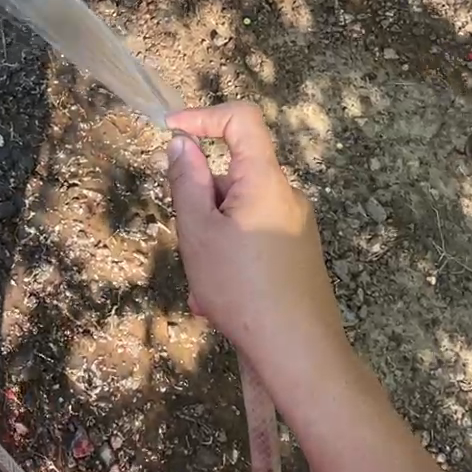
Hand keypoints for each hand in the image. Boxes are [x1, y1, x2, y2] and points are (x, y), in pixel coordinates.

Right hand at [166, 102, 344, 358]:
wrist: (300, 356)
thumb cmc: (242, 287)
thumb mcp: (199, 231)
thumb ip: (187, 181)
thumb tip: (182, 143)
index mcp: (266, 180)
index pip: (242, 119)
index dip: (204, 115)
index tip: (170, 132)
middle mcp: (288, 196)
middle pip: (235, 175)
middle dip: (202, 204)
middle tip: (190, 245)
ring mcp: (297, 227)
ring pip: (240, 213)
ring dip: (213, 239)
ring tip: (205, 289)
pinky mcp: (299, 254)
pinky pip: (254, 238)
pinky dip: (230, 256)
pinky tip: (220, 301)